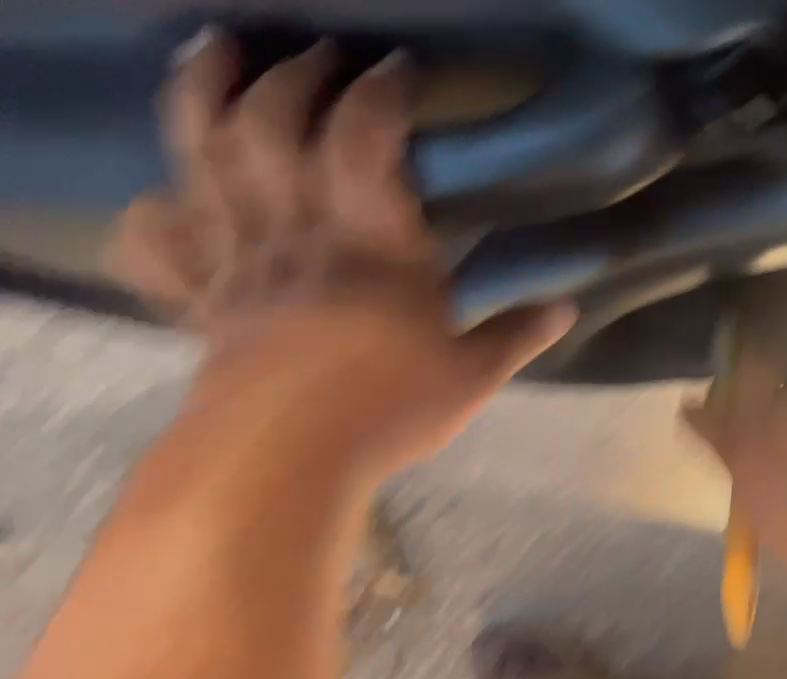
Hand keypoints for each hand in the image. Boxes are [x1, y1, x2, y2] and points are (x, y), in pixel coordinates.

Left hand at [108, 30, 575, 478]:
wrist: (284, 455)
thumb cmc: (391, 409)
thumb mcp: (473, 375)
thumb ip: (516, 334)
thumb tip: (565, 307)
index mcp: (371, 247)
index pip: (364, 142)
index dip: (377, 93)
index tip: (397, 66)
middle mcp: (296, 233)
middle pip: (271, 127)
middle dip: (292, 76)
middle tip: (317, 54)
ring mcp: (239, 260)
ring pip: (202, 156)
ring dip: (203, 91)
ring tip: (217, 52)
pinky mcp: (204, 297)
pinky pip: (163, 240)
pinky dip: (159, 210)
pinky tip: (172, 196)